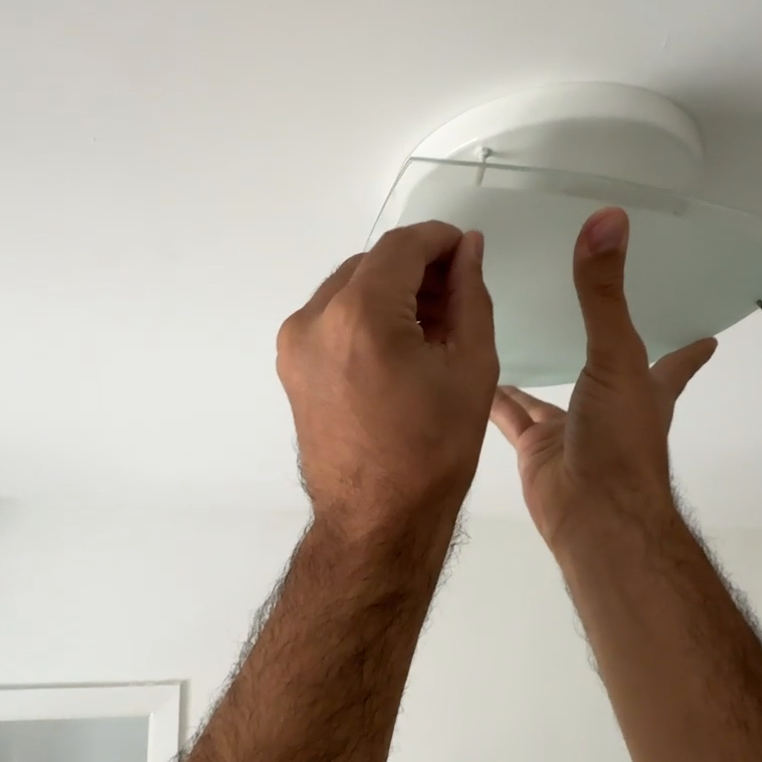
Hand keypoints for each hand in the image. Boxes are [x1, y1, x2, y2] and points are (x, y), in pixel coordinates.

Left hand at [278, 221, 497, 537]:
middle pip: (371, 265)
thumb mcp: (471, 367)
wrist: (376, 520)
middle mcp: (314, 320)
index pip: (402, 247)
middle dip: (415, 271)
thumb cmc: (433, 451)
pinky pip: (332, 321)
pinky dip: (364, 320)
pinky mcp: (290, 369)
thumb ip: (469, 295)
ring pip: (348, 290)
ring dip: (389, 295)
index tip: (466, 253)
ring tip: (429, 329)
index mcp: (360, 315)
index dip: (440, 241)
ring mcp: (294, 346)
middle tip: (455, 298)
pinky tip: (396, 349)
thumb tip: (468, 250)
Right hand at [489, 206, 716, 549]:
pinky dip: (495, 400)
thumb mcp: (616, 356)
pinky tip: (474, 379)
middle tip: (573, 317)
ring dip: (532, 374)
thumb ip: (604, 294)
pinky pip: (511, 418)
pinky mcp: (536, 450)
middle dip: (593, 350)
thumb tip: (607, 218)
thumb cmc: (619, 439)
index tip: (709, 335)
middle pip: (603, 372)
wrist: (592, 513)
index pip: (677, 362)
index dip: (690, 348)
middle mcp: (610, 408)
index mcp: (645, 389)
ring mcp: (571, 431)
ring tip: (509, 339)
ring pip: (548, 395)